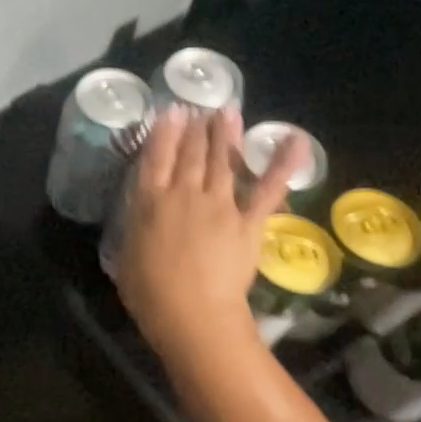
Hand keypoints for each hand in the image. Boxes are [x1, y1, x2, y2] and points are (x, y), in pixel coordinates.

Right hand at [113, 105, 306, 363]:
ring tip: (227, 112)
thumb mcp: (126, 257)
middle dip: (194, 129)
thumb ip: (136, 230)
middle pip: (190, 154)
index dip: (163, 132)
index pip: (155, 158)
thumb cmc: (148, 293)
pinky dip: (283, 163)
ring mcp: (220, 205)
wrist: (191, 313)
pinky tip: (295, 139)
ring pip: (223, 161)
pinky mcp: (248, 221)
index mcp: (149, 203)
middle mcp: (184, 194)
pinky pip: (268, 188)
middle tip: (198, 108)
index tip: (170, 111)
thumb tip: (143, 218)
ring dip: (225, 135)